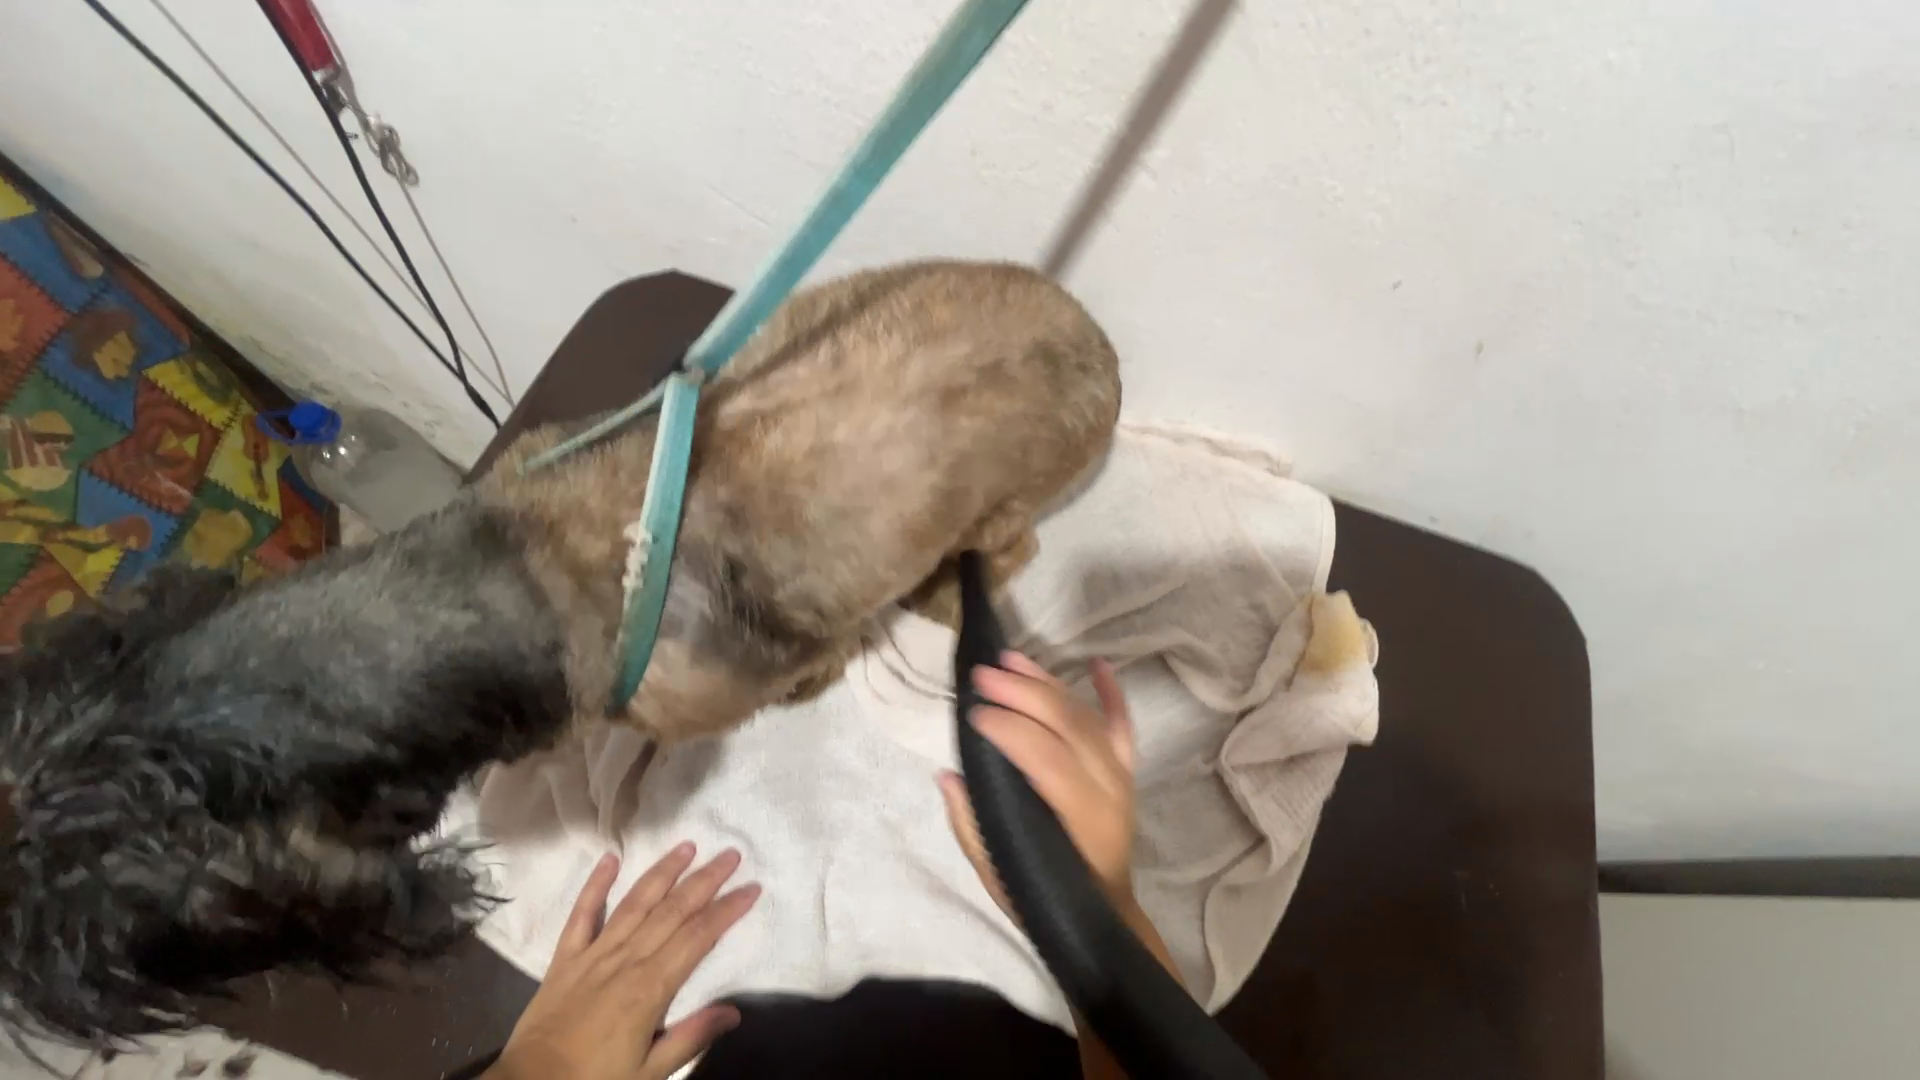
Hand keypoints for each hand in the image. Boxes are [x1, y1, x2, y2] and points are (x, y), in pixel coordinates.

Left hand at [488, 845, 759, 1079]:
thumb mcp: (649, 1074)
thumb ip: (691, 1037)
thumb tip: (735, 1010)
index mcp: (650, 986)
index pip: (699, 936)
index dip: (728, 909)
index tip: (752, 887)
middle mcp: (627, 959)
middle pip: (674, 910)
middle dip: (706, 880)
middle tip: (731, 854)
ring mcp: (594, 954)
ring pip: (636, 903)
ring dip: (664, 872)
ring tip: (687, 846)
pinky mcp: (565, 958)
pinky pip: (582, 915)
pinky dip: (595, 885)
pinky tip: (610, 858)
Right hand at [939, 651, 1137, 913]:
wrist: (1105, 915)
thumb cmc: (1049, 897)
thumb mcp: (1003, 877)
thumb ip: (972, 827)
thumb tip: (949, 775)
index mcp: (1083, 816)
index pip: (1045, 756)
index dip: (1008, 728)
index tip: (972, 713)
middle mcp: (1108, 786)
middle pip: (1067, 724)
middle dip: (1021, 693)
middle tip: (982, 675)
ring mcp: (1121, 774)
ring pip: (1085, 715)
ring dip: (1046, 683)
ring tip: (1010, 659)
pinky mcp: (1126, 769)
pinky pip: (1121, 724)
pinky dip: (1110, 691)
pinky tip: (1096, 663)